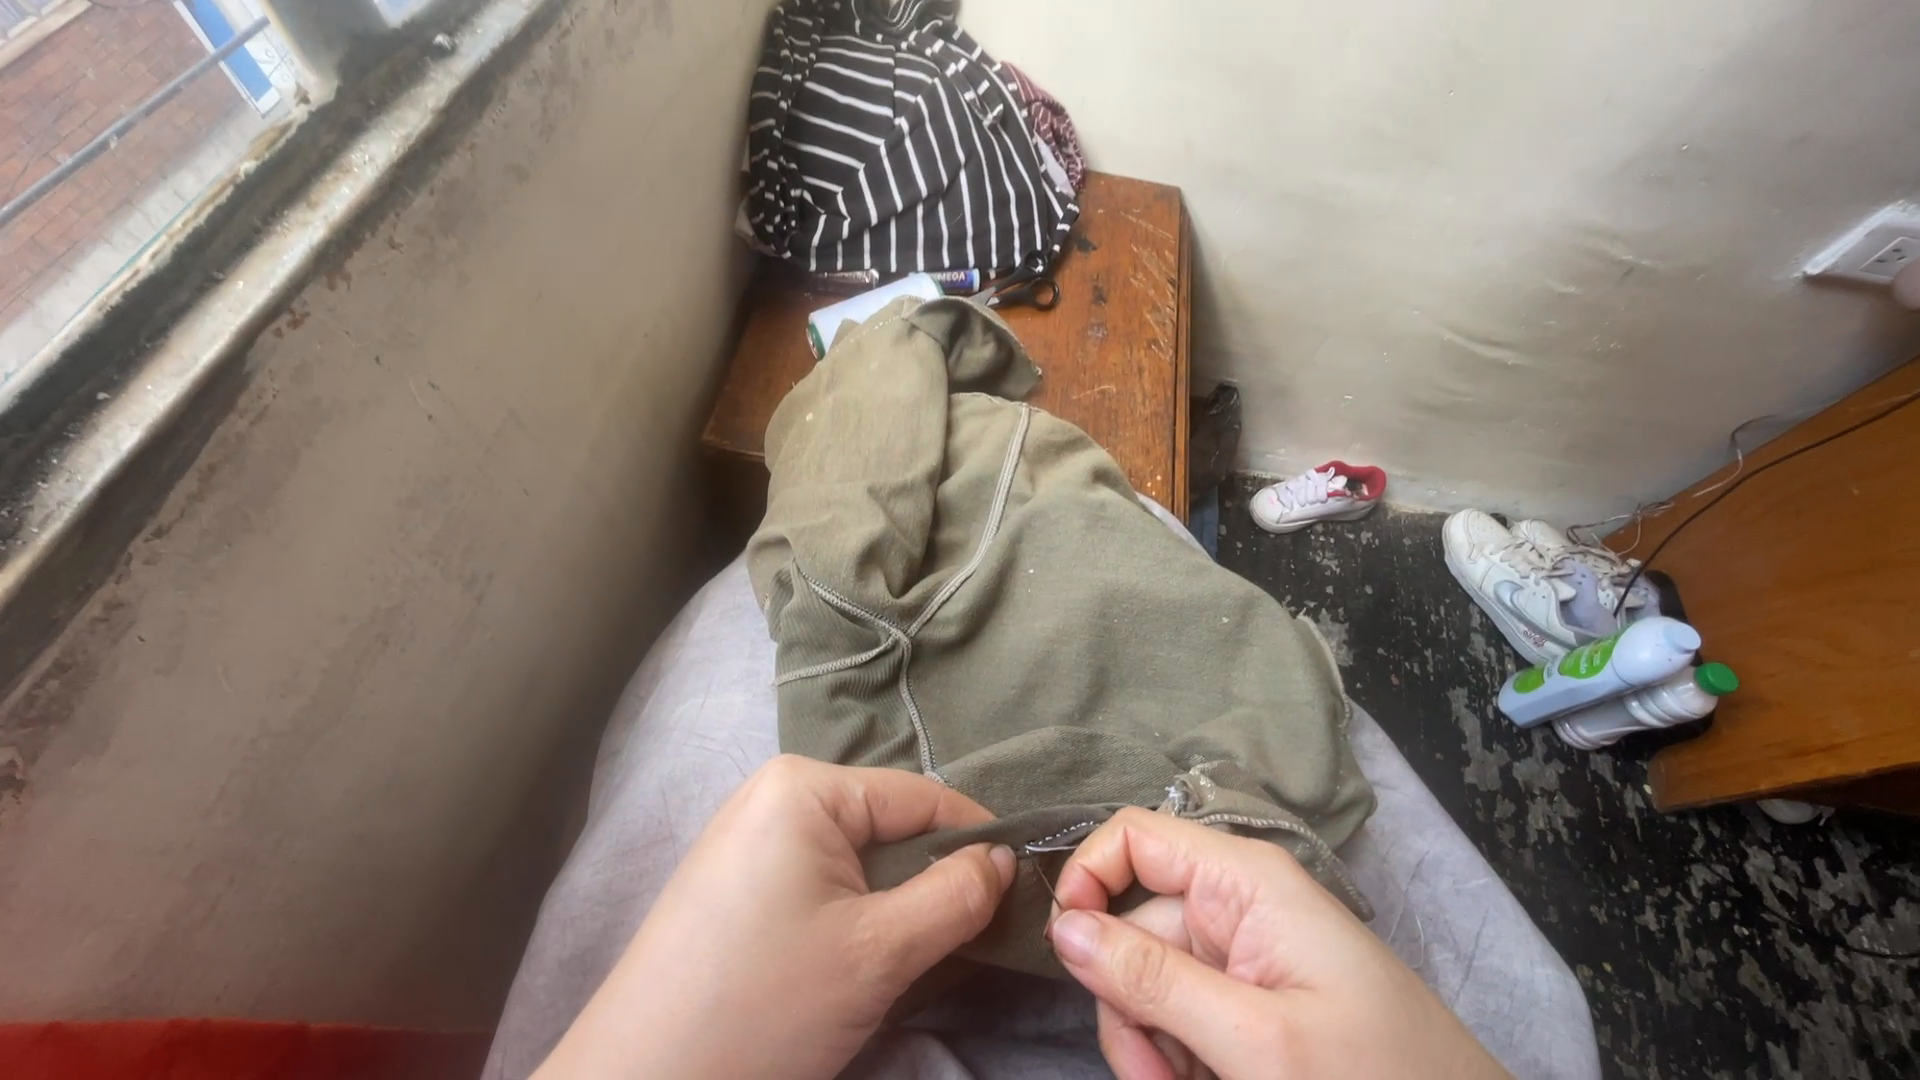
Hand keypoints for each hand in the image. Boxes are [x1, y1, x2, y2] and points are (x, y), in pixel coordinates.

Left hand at [535, 756, 1015, 1079]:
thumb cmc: (763, 1006)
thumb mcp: (879, 951)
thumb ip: (956, 897)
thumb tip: (1003, 860)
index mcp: (804, 784)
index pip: (920, 797)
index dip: (977, 839)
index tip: (1023, 882)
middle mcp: (773, 791)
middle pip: (887, 824)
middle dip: (931, 875)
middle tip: (971, 931)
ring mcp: (748, 834)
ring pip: (856, 855)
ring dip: (894, 899)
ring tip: (915, 950)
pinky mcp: (734, 878)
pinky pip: (818, 876)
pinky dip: (853, 910)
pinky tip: (856, 956)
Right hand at [1048, 808, 1508, 1079]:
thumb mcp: (1255, 1039)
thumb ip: (1152, 978)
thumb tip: (1063, 928)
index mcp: (1242, 880)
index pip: (1135, 836)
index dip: (1088, 876)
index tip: (1069, 950)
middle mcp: (1236, 905)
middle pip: (1134, 927)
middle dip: (1129, 1004)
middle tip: (1155, 1075)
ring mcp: (1242, 958)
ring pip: (1149, 983)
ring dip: (1148, 1043)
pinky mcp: (1250, 1005)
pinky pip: (1180, 1017)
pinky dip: (1174, 1058)